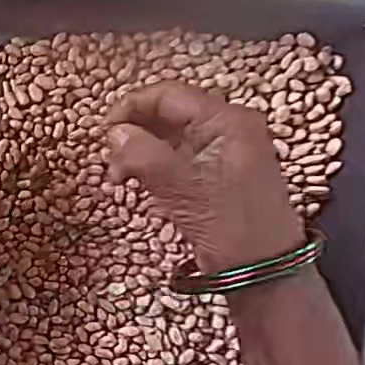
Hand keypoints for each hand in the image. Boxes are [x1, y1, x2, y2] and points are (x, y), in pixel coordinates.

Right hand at [103, 82, 303, 272]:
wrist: (262, 269)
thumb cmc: (230, 226)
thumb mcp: (183, 188)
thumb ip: (144, 155)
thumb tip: (113, 133)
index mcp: (226, 121)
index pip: (168, 95)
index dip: (130, 107)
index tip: (102, 132)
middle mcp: (225, 128)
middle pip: (165, 114)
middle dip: (131, 133)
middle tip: (109, 163)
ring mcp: (218, 152)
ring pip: (165, 137)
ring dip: (136, 152)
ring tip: (118, 179)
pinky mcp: (210, 174)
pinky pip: (171, 158)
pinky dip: (148, 167)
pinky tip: (134, 184)